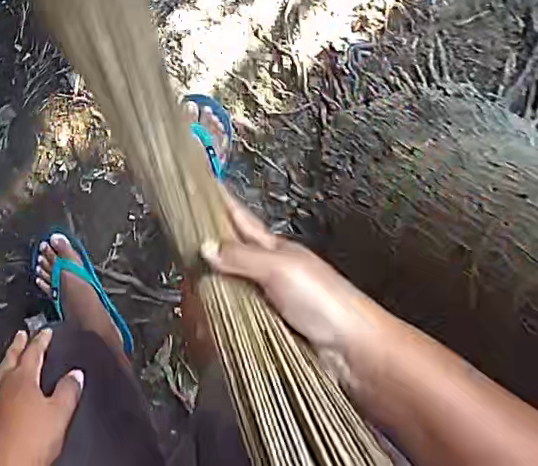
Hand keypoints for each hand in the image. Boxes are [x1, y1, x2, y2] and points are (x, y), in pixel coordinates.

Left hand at [0, 329, 83, 465]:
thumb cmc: (26, 443)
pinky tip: (5, 397)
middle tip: (21, 335)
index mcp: (22, 378)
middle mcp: (4, 388)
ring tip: (12, 361)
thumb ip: (68, 391)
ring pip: (1, 376)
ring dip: (8, 365)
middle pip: (11, 359)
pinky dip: (3, 387)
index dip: (41, 339)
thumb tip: (76, 375)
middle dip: (17, 346)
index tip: (45, 331)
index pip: (33, 351)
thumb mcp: (58, 414)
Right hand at [201, 191, 387, 382]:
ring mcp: (266, 302)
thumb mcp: (280, 269)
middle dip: (206, 254)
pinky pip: (232, 323)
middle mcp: (268, 271)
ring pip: (226, 290)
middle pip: (227, 255)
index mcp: (274, 248)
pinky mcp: (265, 332)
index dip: (221, 202)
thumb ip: (242, 257)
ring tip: (193, 296)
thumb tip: (205, 246)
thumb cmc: (326, 301)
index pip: (239, 218)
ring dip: (209, 294)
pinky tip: (208, 328)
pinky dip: (217, 324)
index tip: (201, 185)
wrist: (353, 352)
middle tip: (184, 255)